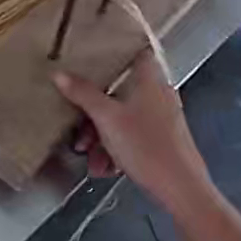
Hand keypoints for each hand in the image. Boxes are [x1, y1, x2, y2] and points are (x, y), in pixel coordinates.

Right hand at [52, 50, 216, 211]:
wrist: (181, 190)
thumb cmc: (145, 146)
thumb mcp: (106, 118)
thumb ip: (82, 94)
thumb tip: (59, 73)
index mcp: (150, 83)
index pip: (137, 53)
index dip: (116, 50)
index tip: (92, 53)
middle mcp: (158, 96)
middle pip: (119, 91)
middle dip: (93, 108)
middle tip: (76, 123)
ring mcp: (160, 119)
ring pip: (121, 116)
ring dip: (99, 134)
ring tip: (88, 156)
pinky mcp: (160, 141)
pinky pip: (129, 135)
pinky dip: (113, 148)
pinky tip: (103, 168)